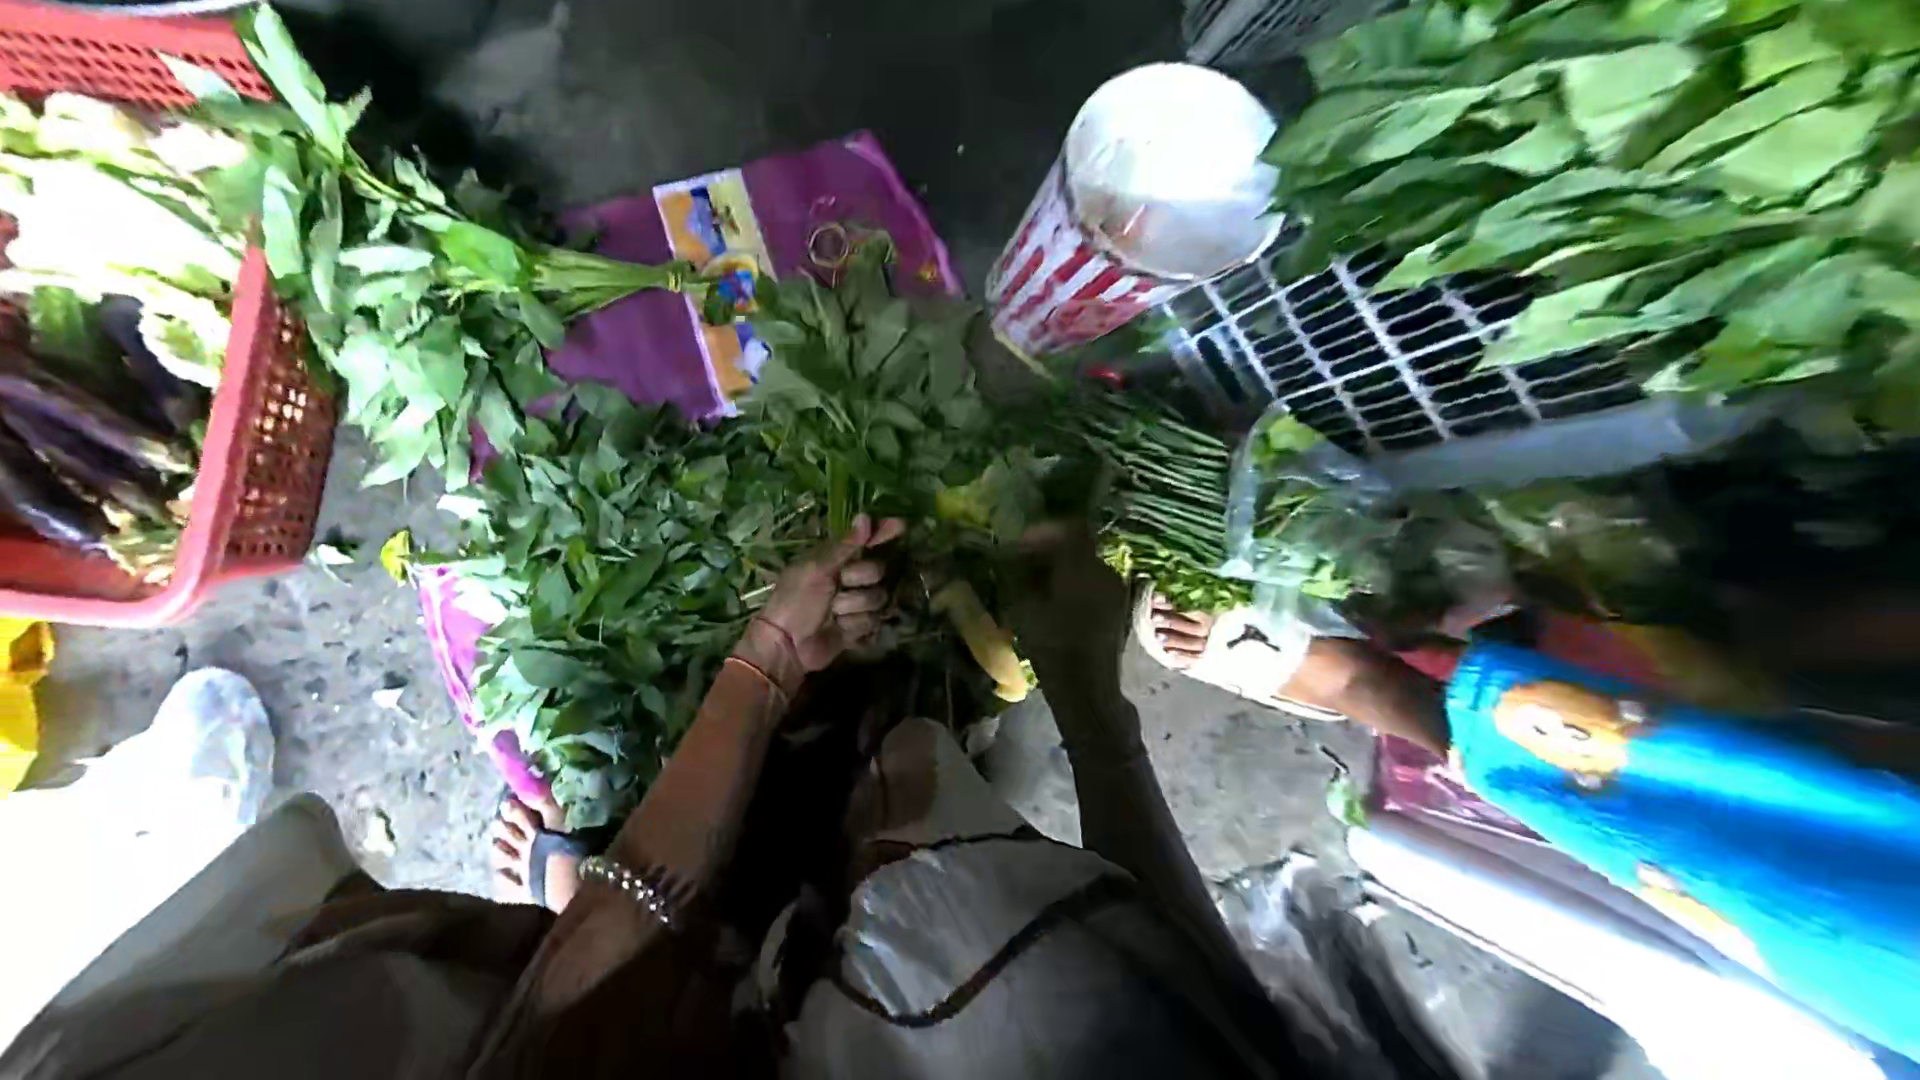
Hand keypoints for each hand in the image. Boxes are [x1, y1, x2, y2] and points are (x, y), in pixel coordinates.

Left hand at [743, 514, 904, 678]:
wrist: (787, 645)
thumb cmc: (795, 600)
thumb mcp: (815, 569)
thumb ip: (845, 546)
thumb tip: (867, 517)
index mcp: (835, 559)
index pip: (866, 541)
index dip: (882, 533)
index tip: (901, 526)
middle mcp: (850, 578)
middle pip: (878, 570)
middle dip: (859, 578)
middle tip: (839, 585)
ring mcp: (856, 603)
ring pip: (878, 597)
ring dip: (853, 605)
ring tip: (833, 613)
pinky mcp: (860, 626)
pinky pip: (873, 620)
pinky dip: (854, 624)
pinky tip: (839, 628)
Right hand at [1004, 521, 1131, 691]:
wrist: (1088, 690)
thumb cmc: (1052, 647)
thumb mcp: (1022, 608)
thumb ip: (1015, 575)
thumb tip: (1009, 557)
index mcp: (1083, 566)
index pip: (1068, 528)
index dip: (1042, 531)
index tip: (1019, 546)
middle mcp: (1105, 571)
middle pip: (1076, 547)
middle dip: (1047, 552)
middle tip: (1021, 566)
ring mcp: (1116, 590)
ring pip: (1084, 566)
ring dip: (1060, 570)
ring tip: (1034, 588)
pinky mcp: (1118, 609)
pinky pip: (1093, 585)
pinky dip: (1073, 586)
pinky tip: (1054, 604)